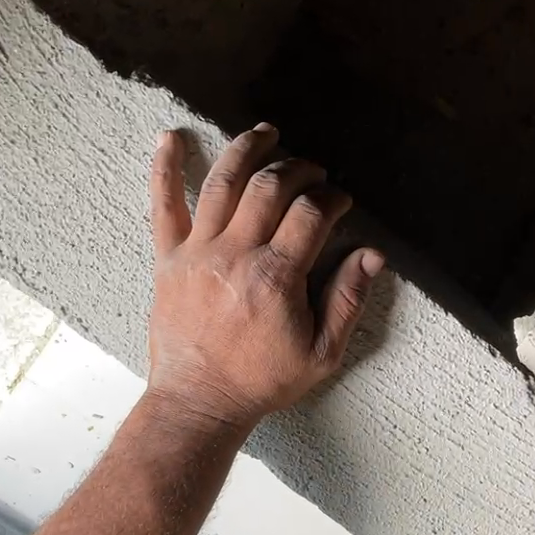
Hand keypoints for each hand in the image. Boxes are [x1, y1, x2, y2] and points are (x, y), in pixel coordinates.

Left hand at [145, 125, 383, 431]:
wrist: (199, 402)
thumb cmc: (263, 381)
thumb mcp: (323, 353)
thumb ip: (348, 300)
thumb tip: (372, 256)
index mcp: (277, 276)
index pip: (312, 213)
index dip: (333, 198)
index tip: (342, 200)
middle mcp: (237, 254)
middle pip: (270, 187)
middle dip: (299, 169)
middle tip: (314, 171)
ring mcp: (198, 252)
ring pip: (223, 182)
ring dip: (248, 150)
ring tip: (267, 132)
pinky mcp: (169, 259)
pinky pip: (162, 205)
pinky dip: (165, 168)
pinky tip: (169, 137)